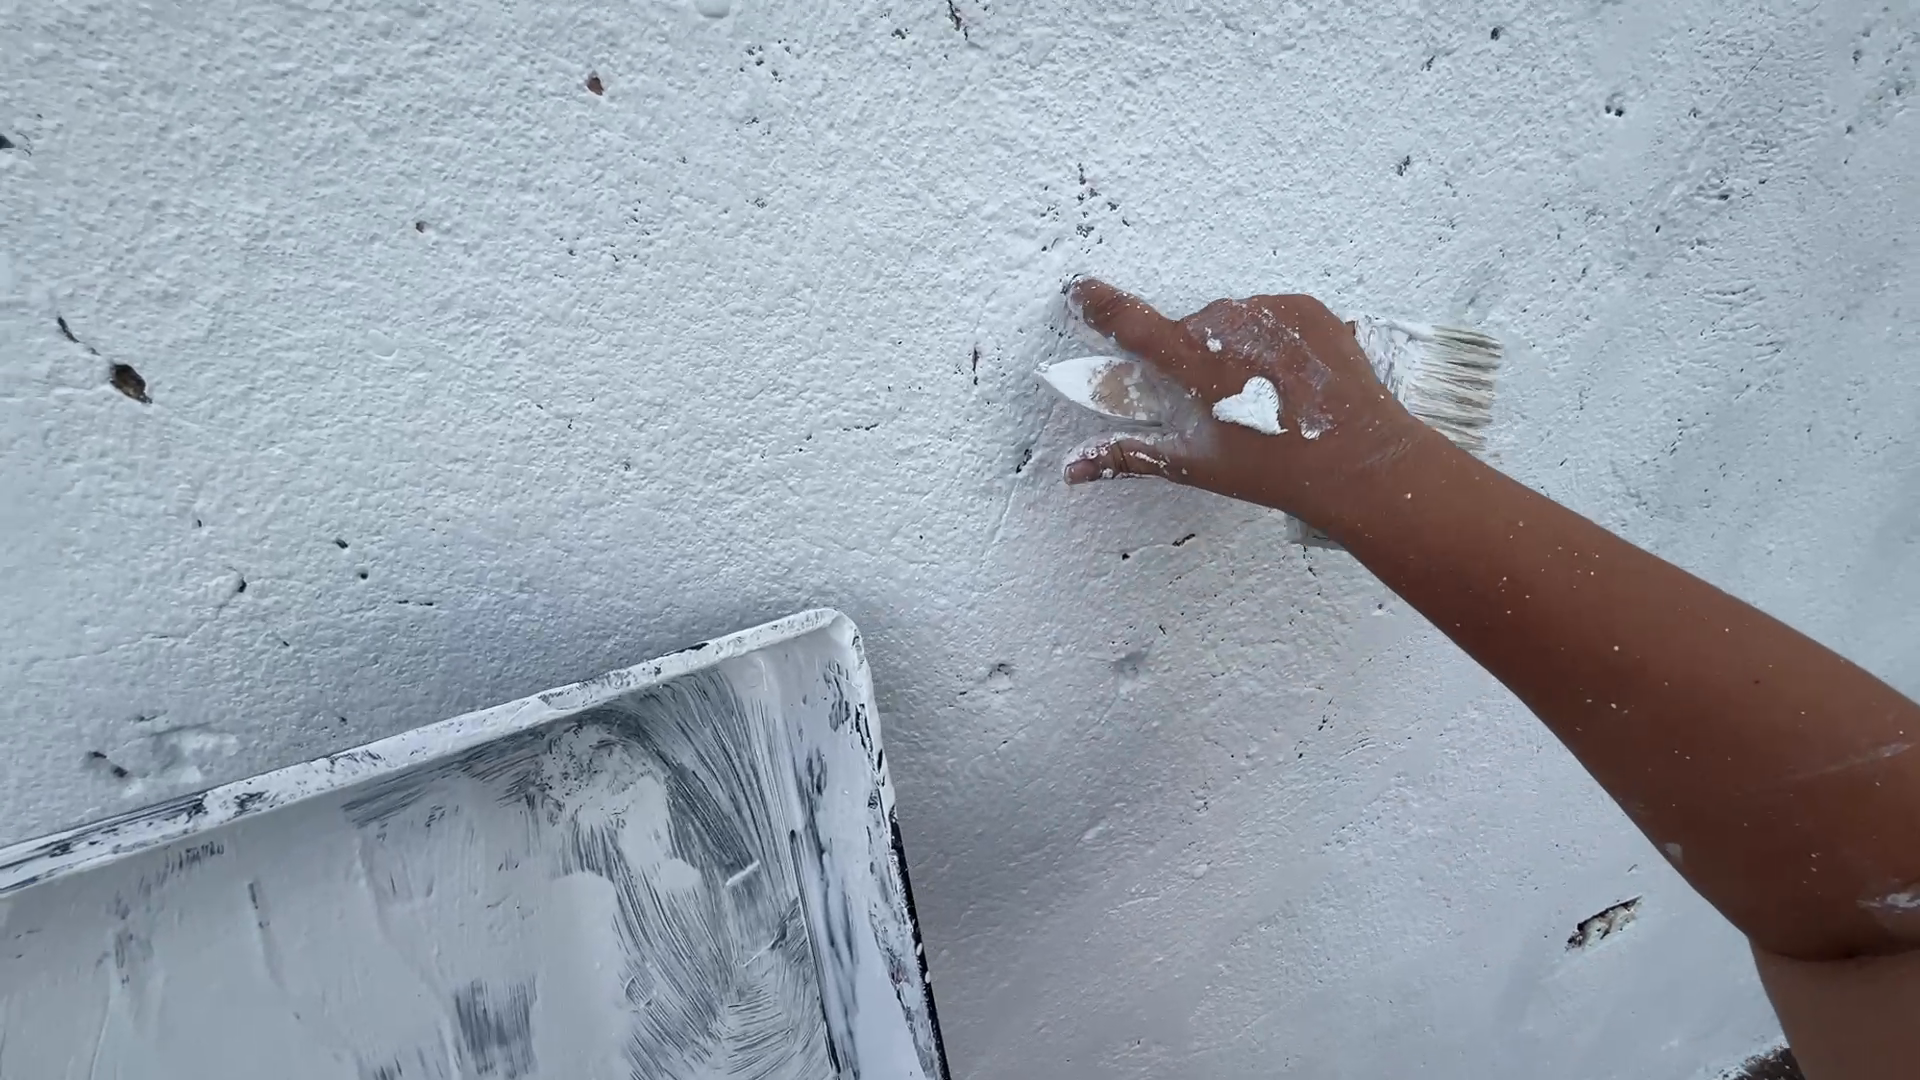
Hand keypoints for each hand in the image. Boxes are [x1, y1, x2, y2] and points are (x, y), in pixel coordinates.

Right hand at [1063, 278, 1437, 527]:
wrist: (1359, 461)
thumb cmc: (1271, 468)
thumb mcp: (1193, 464)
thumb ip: (1128, 456)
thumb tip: (1072, 469)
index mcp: (1194, 362)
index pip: (1130, 322)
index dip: (1099, 304)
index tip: (1079, 288)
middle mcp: (1229, 324)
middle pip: (1184, 329)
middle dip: (1185, 358)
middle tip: (1210, 398)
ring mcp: (1271, 311)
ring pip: (1226, 322)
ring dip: (1227, 348)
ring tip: (1256, 392)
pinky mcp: (1306, 308)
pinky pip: (1266, 316)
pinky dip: (1264, 340)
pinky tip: (1282, 377)